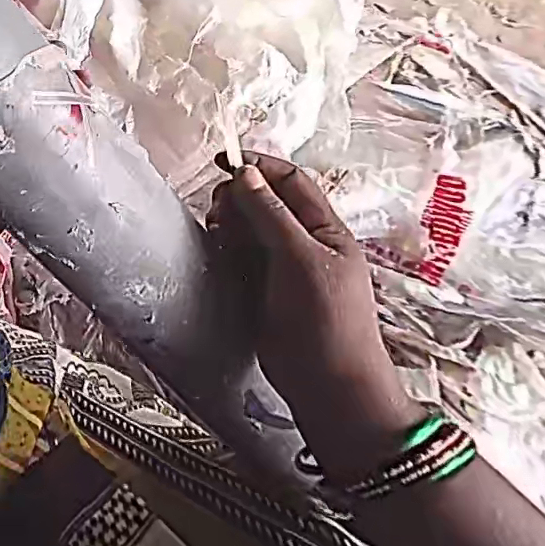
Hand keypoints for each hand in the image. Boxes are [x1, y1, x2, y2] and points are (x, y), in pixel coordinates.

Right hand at [209, 153, 421, 479]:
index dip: (259, 166)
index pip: (290, 181)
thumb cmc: (325, 318)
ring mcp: (280, 263)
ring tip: (218, 233)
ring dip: (228, 220)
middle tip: (220, 210)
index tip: (221, 161)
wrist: (326, 384)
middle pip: (263, 199)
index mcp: (324, 229)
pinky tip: (218, 249)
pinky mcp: (259, 282)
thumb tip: (243, 171)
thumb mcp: (300, 258)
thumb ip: (270, 213)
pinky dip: (224, 242)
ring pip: (246, 223)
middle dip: (237, 196)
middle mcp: (301, 240)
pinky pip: (236, 249)